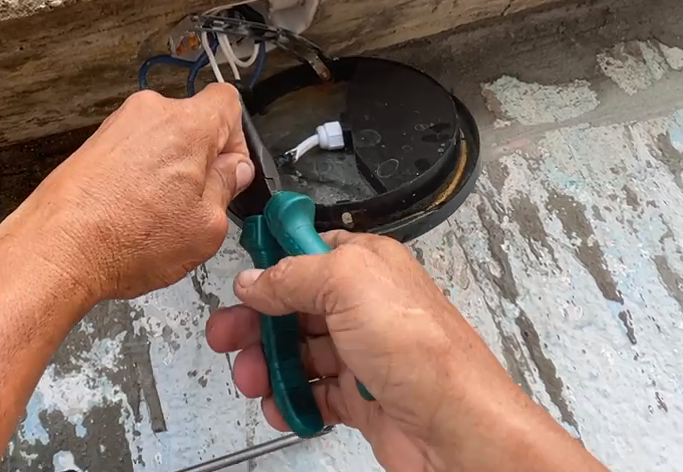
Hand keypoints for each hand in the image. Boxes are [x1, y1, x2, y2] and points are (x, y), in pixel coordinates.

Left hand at [0, 83, 253, 303]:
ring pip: (162, 138)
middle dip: (200, 159)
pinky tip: (131, 212)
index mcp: (187, 125)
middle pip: (193, 122)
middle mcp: (151, 112)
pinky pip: (133, 150)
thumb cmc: (125, 239)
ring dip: (167, 169)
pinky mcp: (96, 141)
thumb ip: (228, 188)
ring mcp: (119, 124)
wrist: (57, 247)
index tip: (228, 171)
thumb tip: (233, 172)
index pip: (229, 101)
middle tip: (193, 203)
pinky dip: (138, 175)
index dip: (236, 139)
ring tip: (155, 215)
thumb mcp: (205, 228)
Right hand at [205, 233, 605, 471]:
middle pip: (294, 304)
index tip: (239, 281)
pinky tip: (278, 405)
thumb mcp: (345, 284)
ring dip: (267, 363)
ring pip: (299, 350)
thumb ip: (292, 275)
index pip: (306, 250)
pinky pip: (314, 393)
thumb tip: (254, 279)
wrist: (457, 431)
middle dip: (256, 320)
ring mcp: (362, 353)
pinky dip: (291, 399)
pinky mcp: (361, 398)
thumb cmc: (417, 348)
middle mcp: (364, 304)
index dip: (270, 263)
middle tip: (225, 336)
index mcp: (365, 263)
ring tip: (250, 379)